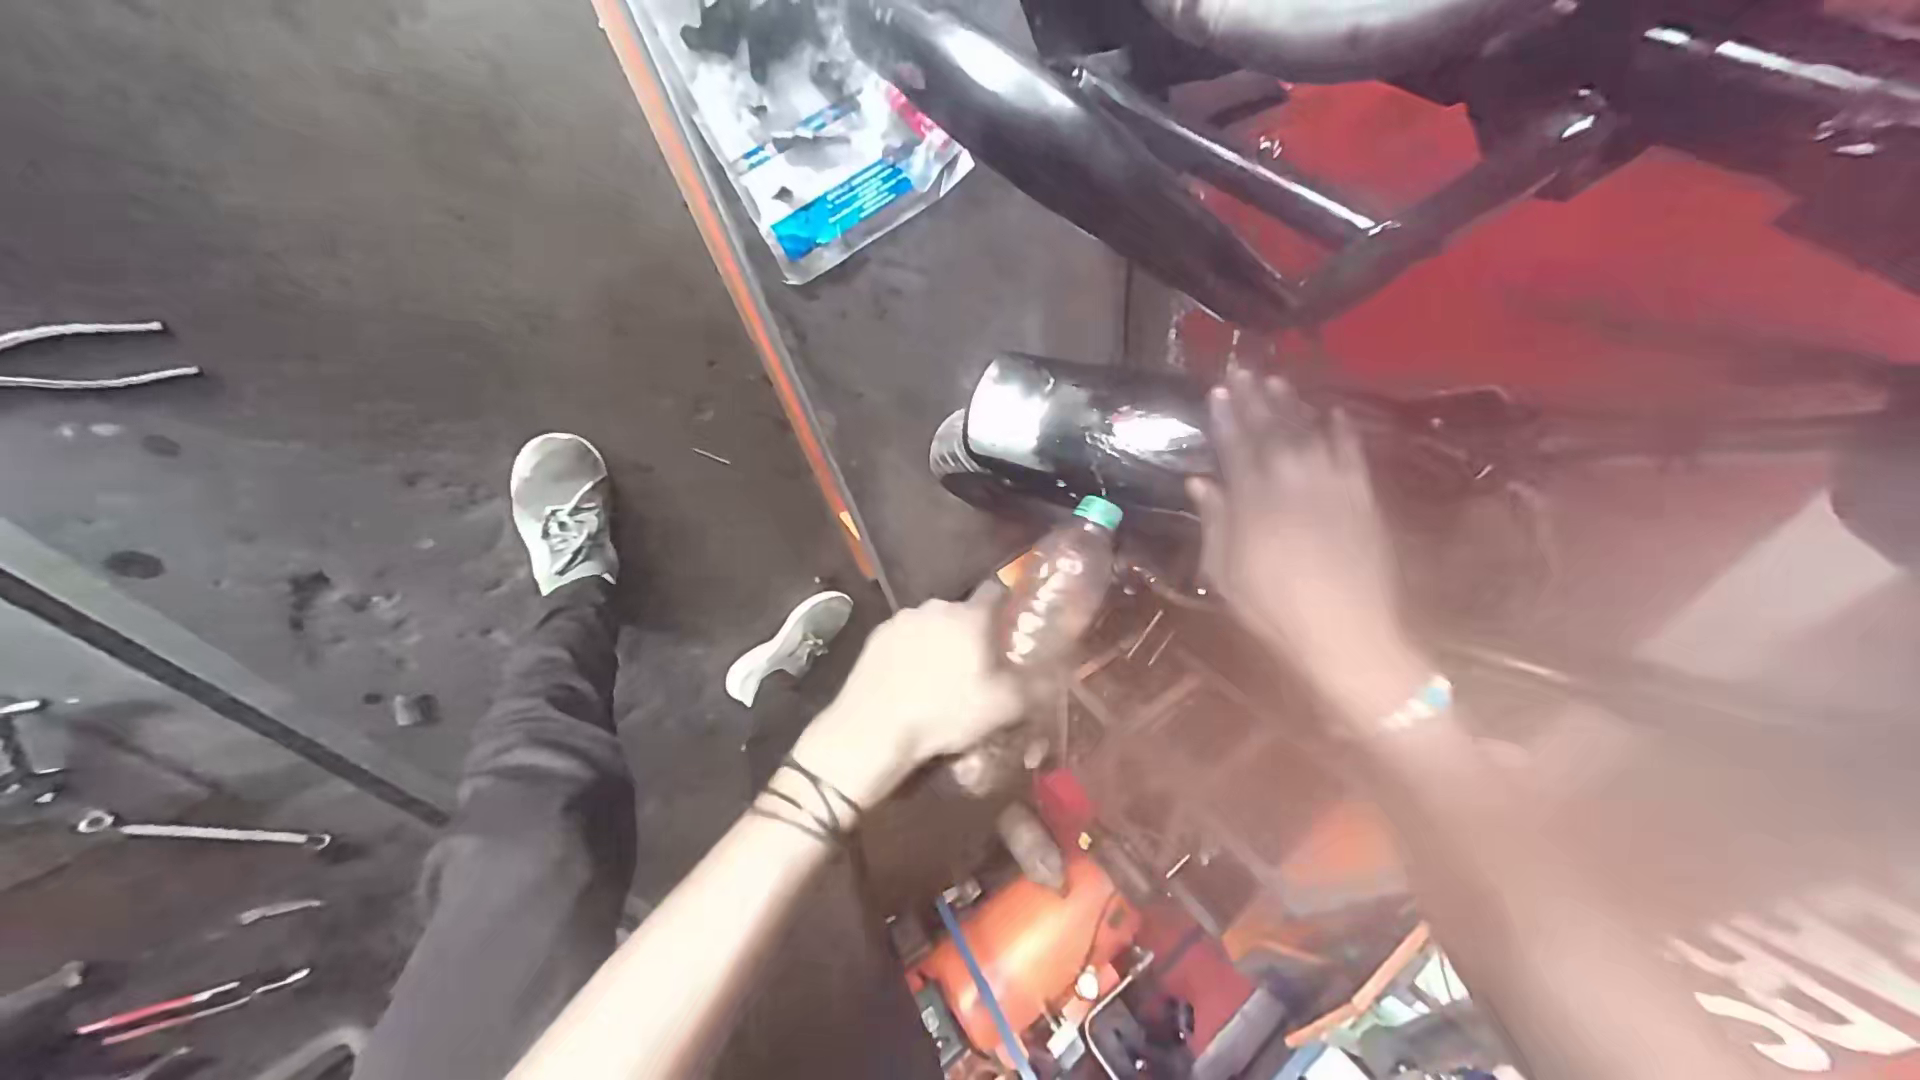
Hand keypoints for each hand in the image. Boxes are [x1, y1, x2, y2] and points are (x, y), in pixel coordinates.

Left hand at [793, 586, 1024, 807]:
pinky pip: (904, 636)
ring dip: (940, 640)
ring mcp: (902, 618)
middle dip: (971, 632)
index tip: (1009, 634)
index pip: (997, 592)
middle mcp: (937, 606)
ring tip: (939, 678)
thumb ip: (1036, 684)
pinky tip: (909, 680)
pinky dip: (911, 650)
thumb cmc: (944, 715)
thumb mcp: (1003, 708)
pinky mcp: (876, 634)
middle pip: (963, 611)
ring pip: (933, 623)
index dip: (1006, 610)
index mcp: (970, 616)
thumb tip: (1058, 669)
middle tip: (975, 667)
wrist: (873, 730)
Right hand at [1187, 370, 1429, 724]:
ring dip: (1292, 405)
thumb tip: (1199, 481)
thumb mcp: (1224, 570)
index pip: (1235, 446)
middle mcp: (1292, 481)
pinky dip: (1342, 430)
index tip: (1217, 391)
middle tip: (1242, 370)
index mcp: (1253, 500)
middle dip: (1254, 399)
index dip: (1225, 417)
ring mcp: (1332, 485)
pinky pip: (1351, 453)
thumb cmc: (1271, 607)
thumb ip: (1213, 520)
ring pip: (1309, 433)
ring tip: (1278, 381)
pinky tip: (1333, 413)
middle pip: (1271, 430)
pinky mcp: (1363, 496)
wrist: (1345, 631)